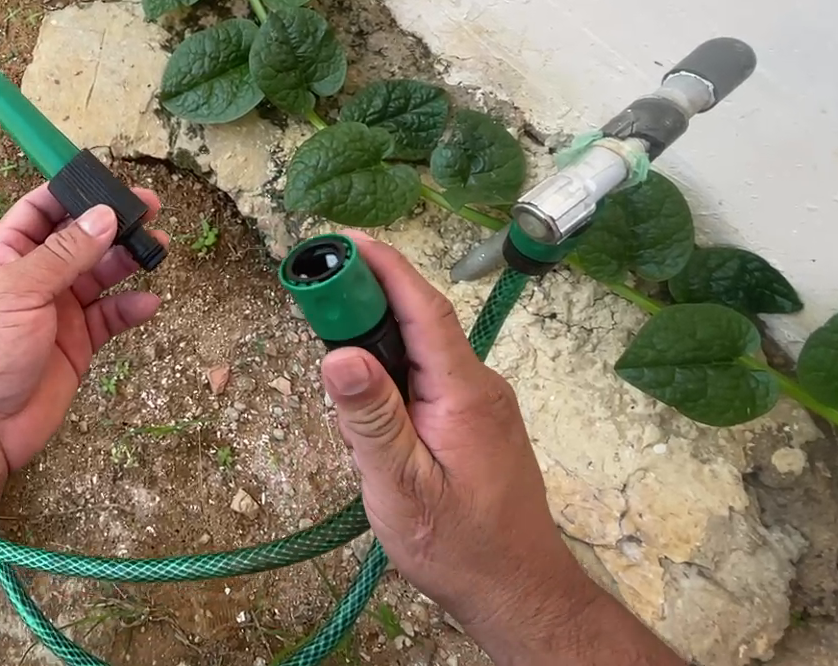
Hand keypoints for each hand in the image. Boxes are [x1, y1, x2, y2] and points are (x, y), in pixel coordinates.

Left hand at [0, 183, 165, 475]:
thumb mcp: (19, 289)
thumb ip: (65, 252)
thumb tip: (105, 214)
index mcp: (7, 252)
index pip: (41, 208)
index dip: (73, 191)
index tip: (110, 180)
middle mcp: (34, 275)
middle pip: (79, 237)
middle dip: (112, 222)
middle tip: (151, 209)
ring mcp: (57, 309)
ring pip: (99, 274)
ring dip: (127, 260)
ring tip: (159, 248)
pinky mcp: (77, 343)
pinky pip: (109, 317)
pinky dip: (130, 307)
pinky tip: (148, 302)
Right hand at [317, 233, 612, 655]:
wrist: (521, 598)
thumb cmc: (459, 547)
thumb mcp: (401, 487)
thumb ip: (370, 419)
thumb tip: (337, 354)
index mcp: (464, 392)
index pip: (423, 309)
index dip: (385, 266)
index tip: (346, 238)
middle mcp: (476, 384)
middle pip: (415, 323)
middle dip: (363, 310)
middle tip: (317, 316)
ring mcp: (475, 401)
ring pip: (413, 355)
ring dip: (372, 361)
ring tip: (350, 423)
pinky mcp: (468, 418)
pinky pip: (420, 380)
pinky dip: (386, 386)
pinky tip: (373, 436)